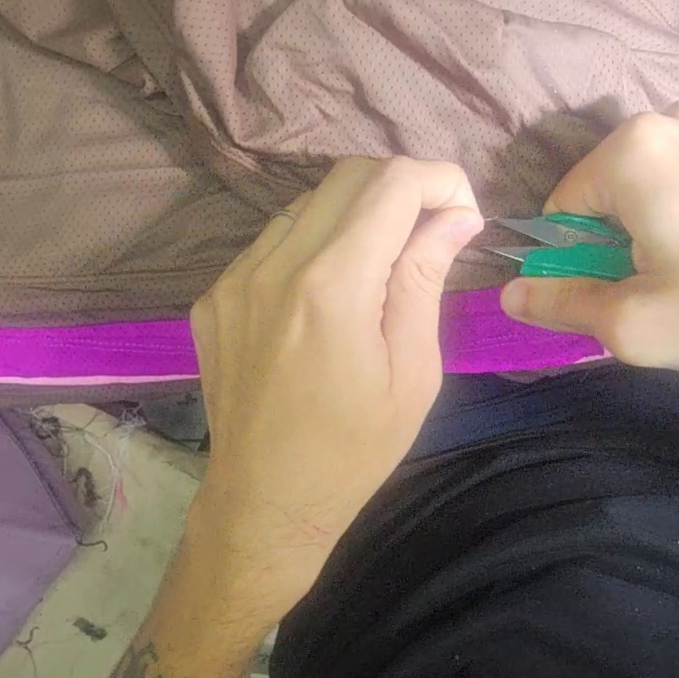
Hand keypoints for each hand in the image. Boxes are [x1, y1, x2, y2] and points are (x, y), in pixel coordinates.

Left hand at [187, 157, 482, 614]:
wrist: (265, 501)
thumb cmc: (354, 449)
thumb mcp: (412, 373)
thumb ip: (426, 281)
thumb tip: (456, 218)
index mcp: (334, 284)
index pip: (392, 184)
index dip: (439, 181)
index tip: (463, 214)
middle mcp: (275, 264)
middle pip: (348, 176)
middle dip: (402, 188)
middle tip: (431, 233)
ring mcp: (235, 278)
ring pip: (307, 204)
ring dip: (355, 216)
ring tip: (380, 267)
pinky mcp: (214, 297)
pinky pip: (272, 242)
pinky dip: (312, 245)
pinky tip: (327, 293)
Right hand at [498, 101, 678, 375]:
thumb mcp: (637, 324)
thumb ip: (563, 305)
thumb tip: (511, 295)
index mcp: (629, 151)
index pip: (559, 213)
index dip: (573, 267)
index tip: (612, 305)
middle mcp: (673, 120)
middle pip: (608, 198)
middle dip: (619, 252)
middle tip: (665, 302)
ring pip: (658, 193)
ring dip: (662, 240)